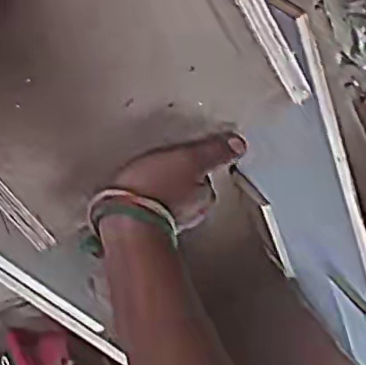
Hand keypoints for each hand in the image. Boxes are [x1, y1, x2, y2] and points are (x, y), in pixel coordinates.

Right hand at [108, 132, 246, 230]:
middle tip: (166, 164)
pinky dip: (148, 199)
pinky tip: (136, 191)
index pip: (206, 175)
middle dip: (179, 179)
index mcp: (206, 195)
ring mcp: (171, 218)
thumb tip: (238, 143)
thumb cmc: (156, 187)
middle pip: (191, 190)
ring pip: (172, 200)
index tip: (185, 154)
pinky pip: (152, 206)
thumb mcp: (187, 159)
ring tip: (148, 177)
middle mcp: (193, 211)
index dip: (194, 163)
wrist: (127, 215)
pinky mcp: (147, 221)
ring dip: (163, 190)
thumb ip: (213, 151)